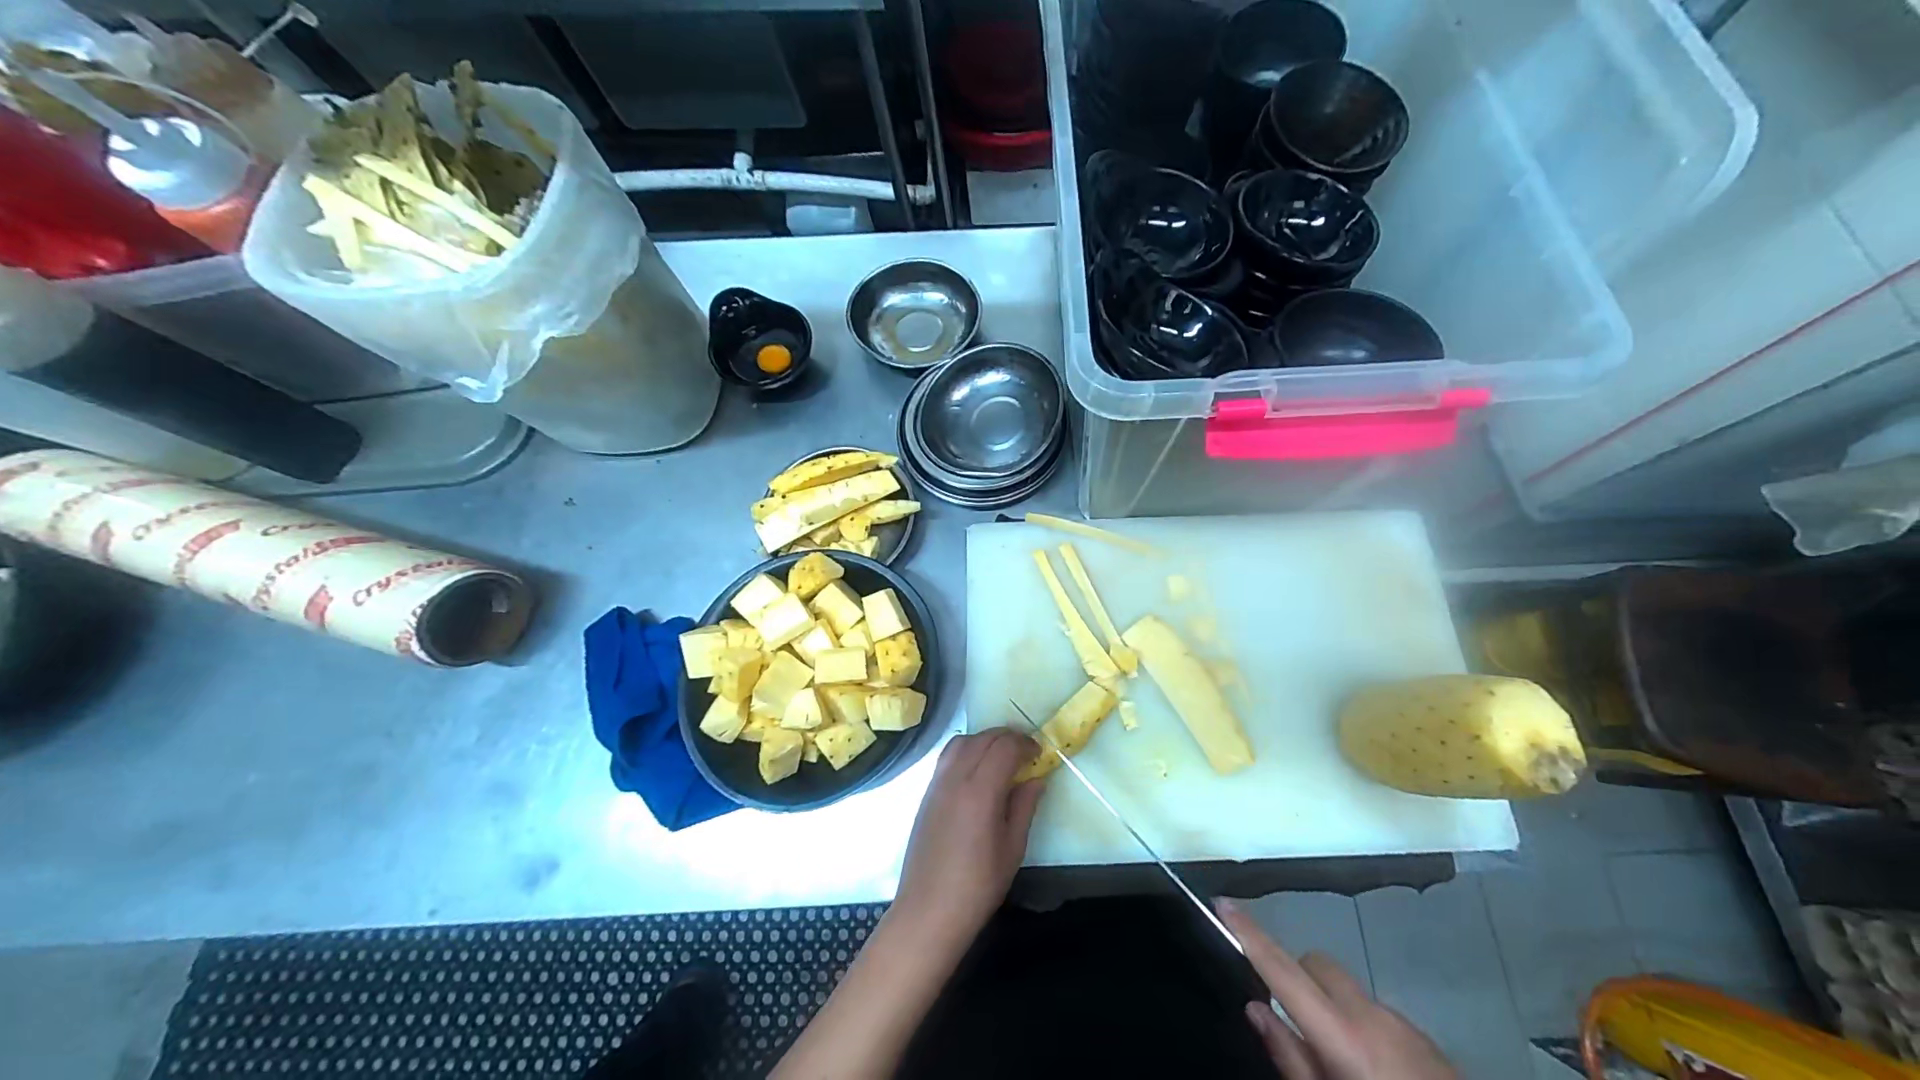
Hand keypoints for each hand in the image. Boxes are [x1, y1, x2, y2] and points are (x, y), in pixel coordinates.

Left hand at [891, 729, 1044, 945]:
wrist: (929, 909)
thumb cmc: (977, 885)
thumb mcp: (1012, 849)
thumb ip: (1024, 807)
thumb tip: (1035, 779)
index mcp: (980, 792)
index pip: (1004, 747)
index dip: (1024, 744)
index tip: (1039, 753)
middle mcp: (955, 778)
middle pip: (982, 739)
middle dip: (1007, 737)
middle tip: (1025, 752)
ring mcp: (936, 784)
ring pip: (961, 742)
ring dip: (984, 740)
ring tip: (1002, 757)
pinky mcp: (926, 793)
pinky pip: (947, 757)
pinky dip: (966, 750)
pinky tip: (978, 770)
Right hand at [1216, 898, 1458, 1079]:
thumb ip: (1291, 1060)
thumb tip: (1257, 1009)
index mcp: (1342, 1036)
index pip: (1283, 970)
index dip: (1250, 935)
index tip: (1223, 904)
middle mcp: (1371, 1016)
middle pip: (1316, 964)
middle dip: (1294, 976)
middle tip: (1289, 1021)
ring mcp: (1403, 1025)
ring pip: (1347, 990)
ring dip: (1328, 1005)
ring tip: (1335, 1060)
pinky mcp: (1427, 1041)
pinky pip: (1377, 1013)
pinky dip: (1359, 1024)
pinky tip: (1371, 1071)